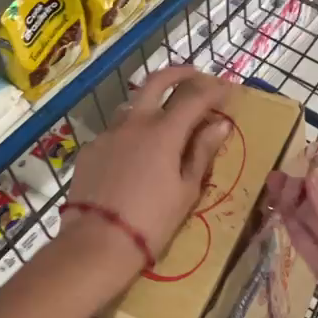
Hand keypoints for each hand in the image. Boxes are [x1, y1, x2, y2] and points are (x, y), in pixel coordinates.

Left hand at [63, 67, 232, 279]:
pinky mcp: (91, 148)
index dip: (214, 90)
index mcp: (164, 131)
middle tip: (197, 77)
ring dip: (153, 102)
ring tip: (165, 118)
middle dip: (181, 73)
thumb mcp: (186, 190)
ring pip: (134, 104)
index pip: (194, 96)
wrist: (96, 243)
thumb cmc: (151, 222)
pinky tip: (135, 153)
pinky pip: (116, 130)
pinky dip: (132, 132)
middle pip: (159, 81)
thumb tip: (220, 125)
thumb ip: (202, 152)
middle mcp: (135, 122)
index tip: (227, 91)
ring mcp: (109, 133)